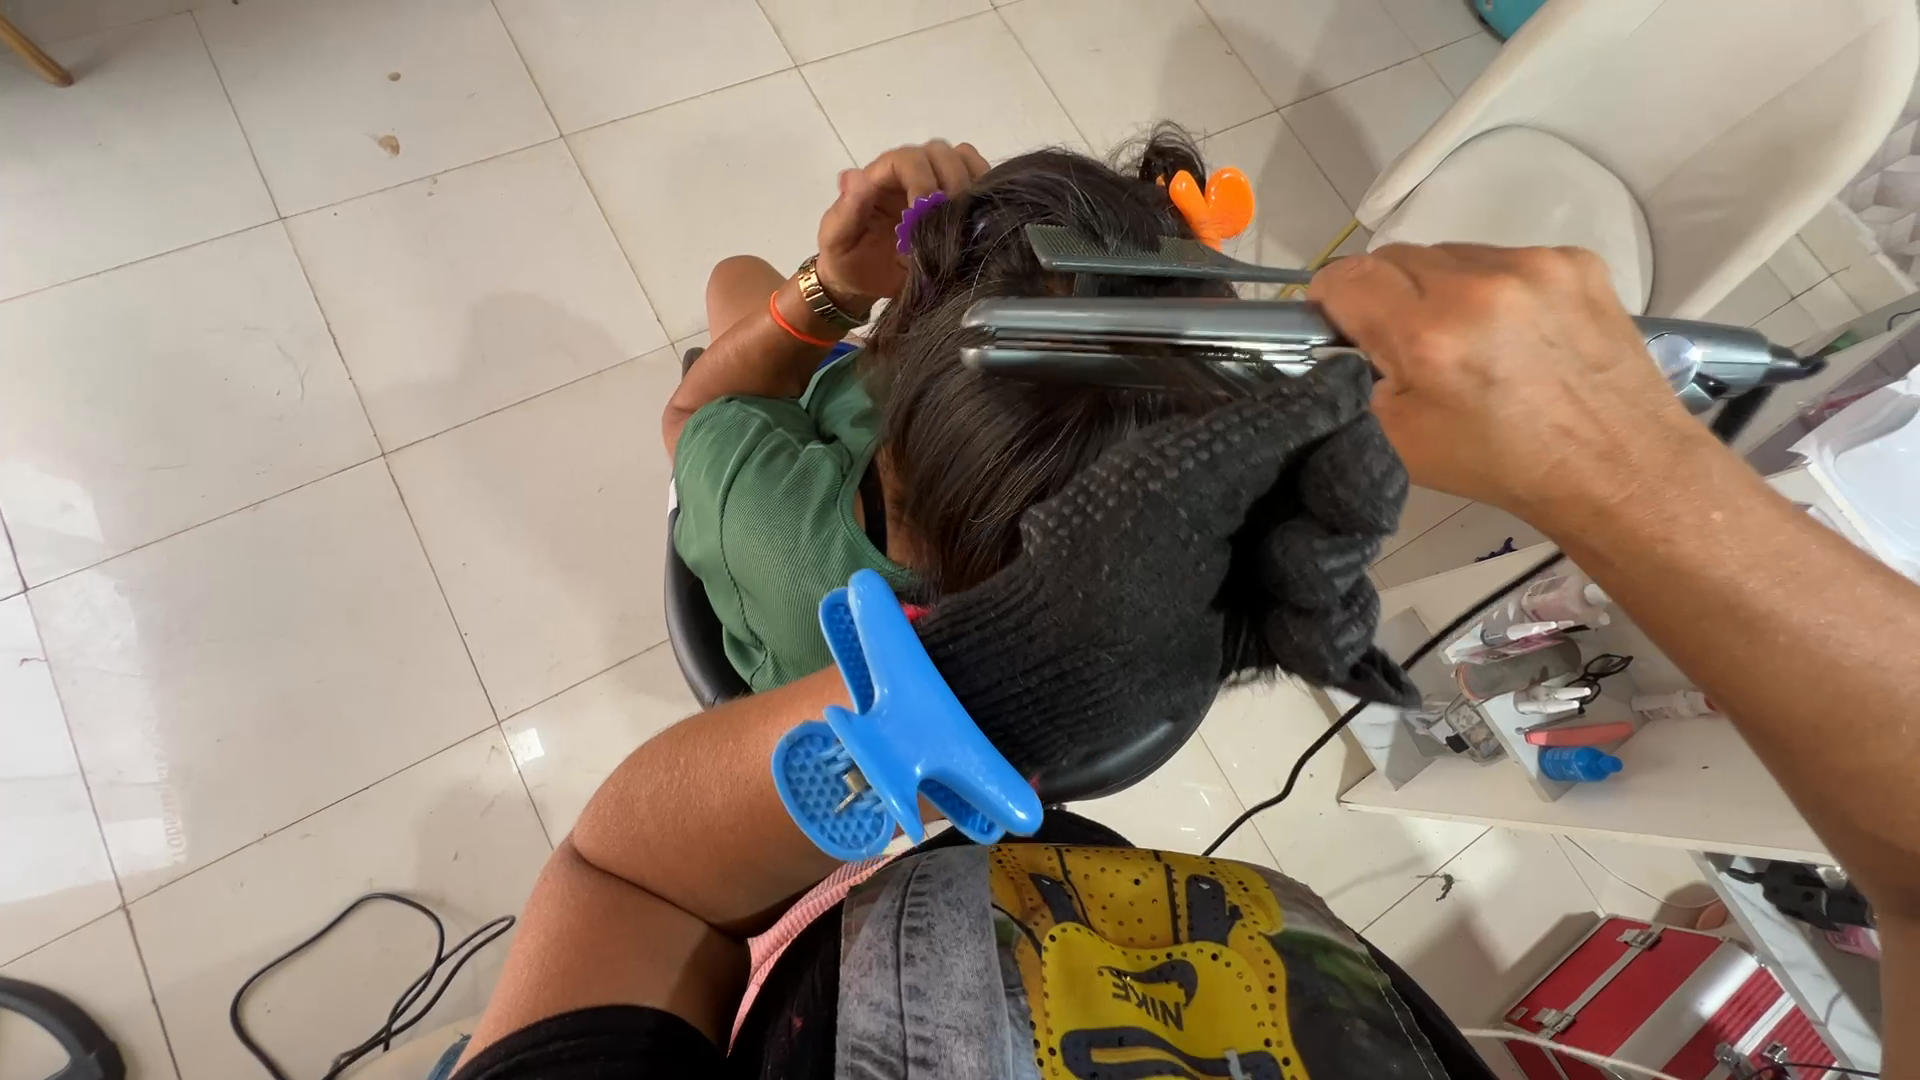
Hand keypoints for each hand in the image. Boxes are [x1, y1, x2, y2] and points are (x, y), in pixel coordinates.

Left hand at [815, 140, 989, 313]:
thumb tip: (854, 177)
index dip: (921, 179)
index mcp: (880, 177)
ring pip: (962, 160)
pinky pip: (976, 180)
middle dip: (951, 182)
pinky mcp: (952, 203)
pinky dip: (984, 190)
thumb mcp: (836, 238)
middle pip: (940, 153)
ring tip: (969, 217)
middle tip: (952, 221)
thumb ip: (846, 210)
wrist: (859, 282)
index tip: (927, 212)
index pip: (906, 159)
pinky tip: (982, 215)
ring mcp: (933, 185)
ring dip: (972, 183)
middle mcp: (909, 174)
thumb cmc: (846, 260)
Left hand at [914, 357, 1414, 803]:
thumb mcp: (1187, 474)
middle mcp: (1257, 503)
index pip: (1339, 433)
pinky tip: (1284, 643)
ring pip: (1354, 567)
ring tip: (1272, 613)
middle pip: (1364, 501)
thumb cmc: (1120, 555)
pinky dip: (1322, 639)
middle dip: (1333, 540)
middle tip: (1279, 566)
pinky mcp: (1276, 632)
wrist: (1078, 664)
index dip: (1353, 463)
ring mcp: (1268, 570)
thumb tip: (1352, 367)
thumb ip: (1274, 421)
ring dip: (1321, 593)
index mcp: (1234, 453)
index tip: (1332, 499)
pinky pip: (1343, 627)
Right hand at [1309, 243, 1709, 520]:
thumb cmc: (1491, 460)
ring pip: (1443, 253)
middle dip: (1377, 293)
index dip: (1327, 299)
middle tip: (1393, 339)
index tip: (1333, 323)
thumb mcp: (1392, 435)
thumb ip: (1352, 381)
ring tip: (1454, 336)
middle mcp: (1479, 285)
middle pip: (1390, 257)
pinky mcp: (1574, 261)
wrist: (1611, 463)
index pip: (1346, 277)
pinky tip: (1502, 329)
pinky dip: (1481, 287)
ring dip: (1429, 287)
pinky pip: (1497, 257)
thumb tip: (1339, 347)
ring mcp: (1534, 265)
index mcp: (1427, 334)